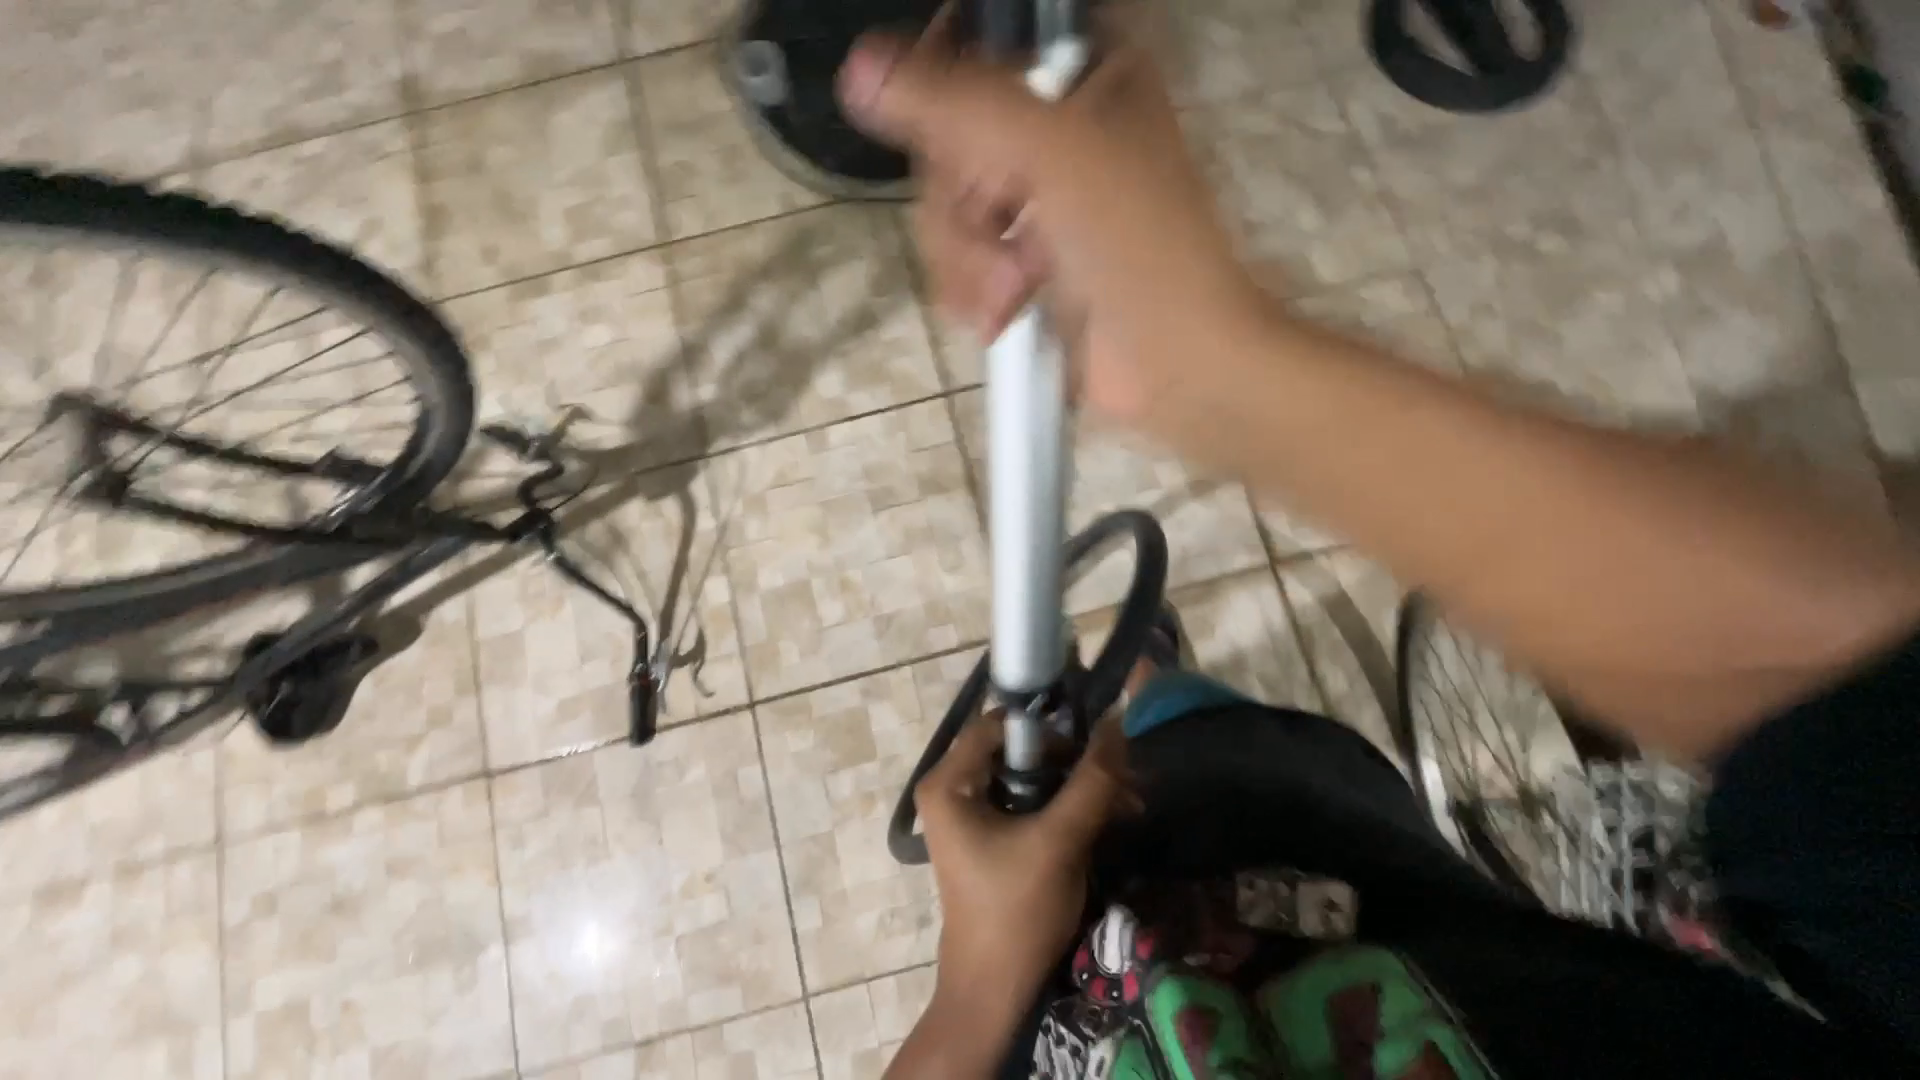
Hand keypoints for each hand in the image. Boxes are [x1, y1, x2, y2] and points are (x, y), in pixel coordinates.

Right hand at [836, 15, 1267, 428]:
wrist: (1171, 362)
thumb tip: (862, 68)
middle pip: (948, 137)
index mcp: (1083, 74)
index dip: (949, 95)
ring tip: (1010, 291)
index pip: (978, 47)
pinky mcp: (1021, 261)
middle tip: (998, 234)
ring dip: (967, 261)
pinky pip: (959, 258)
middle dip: (962, 205)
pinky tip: (1002, 312)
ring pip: (947, 206)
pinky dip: (972, 290)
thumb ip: (958, 102)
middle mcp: (1055, 129)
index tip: (962, 148)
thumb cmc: (1135, 248)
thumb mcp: (1053, 155)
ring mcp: (1036, 200)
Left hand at [915, 714, 1129, 1004]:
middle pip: (1017, 750)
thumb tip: (1120, 720)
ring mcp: (968, 813)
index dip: (1050, 730)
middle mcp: (951, 788)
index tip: (1095, 749)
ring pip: (1029, 776)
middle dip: (1074, 761)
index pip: (1000, 724)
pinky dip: (1066, 806)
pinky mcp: (988, 836)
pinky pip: (1028, 802)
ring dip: (1078, 785)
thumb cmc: (1017, 910)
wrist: (996, 990)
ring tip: (1129, 801)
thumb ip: (1092, 780)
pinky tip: (1111, 818)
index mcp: (948, 783)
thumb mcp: (1060, 839)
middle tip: (1124, 776)